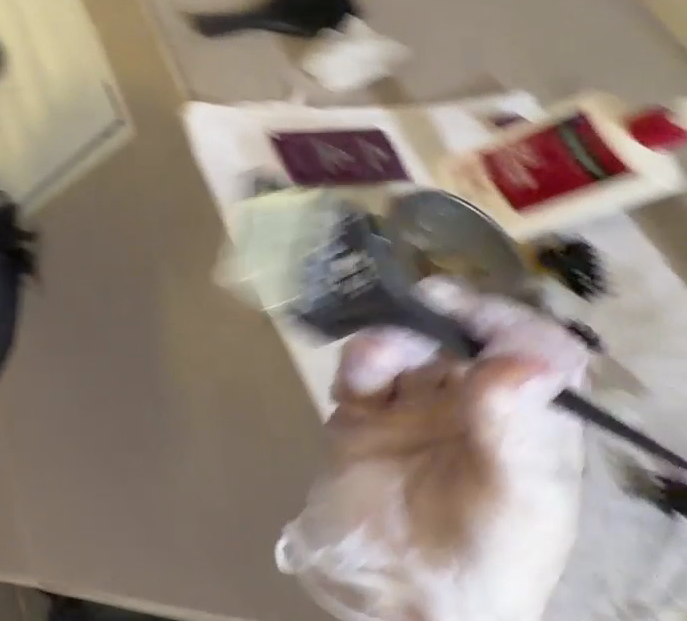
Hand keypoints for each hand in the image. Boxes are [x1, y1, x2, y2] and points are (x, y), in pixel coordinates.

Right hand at [278, 278, 589, 620]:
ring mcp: (413, 409)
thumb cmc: (482, 553)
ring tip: (378, 354)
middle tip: (416, 302)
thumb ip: (512, 428)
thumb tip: (528, 360)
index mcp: (529, 425)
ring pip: (406, 346)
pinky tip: (357, 377)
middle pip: (462, 341)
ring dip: (393, 336)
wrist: (400, 588)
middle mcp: (473, 409)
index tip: (472, 310)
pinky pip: (359, 372)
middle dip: (440, 317)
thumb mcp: (513, 495)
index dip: (510, 324)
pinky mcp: (360, 415)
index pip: (535, 354)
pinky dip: (357, 361)